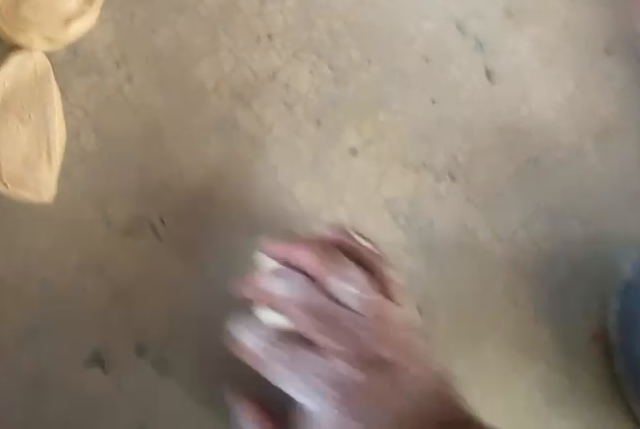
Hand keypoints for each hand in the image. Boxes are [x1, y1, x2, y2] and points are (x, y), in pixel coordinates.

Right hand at [226, 231, 484, 428]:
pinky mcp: (405, 306)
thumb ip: (269, 425)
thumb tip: (236, 394)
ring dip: (301, 252)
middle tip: (243, 283)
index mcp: (331, 387)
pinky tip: (328, 230)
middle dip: (265, 284)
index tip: (234, 327)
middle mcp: (357, 345)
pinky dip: (355, 242)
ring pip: (338, 270)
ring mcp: (385, 319)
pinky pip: (380, 265)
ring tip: (272, 246)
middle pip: (302, 299)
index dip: (247, 332)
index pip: (275, 349)